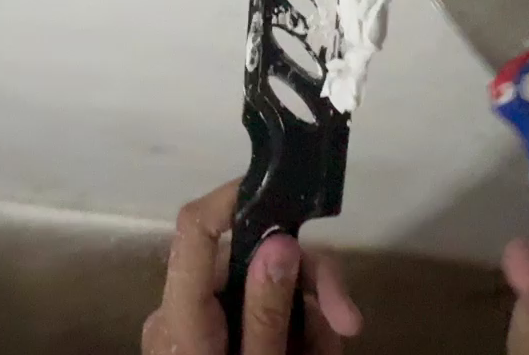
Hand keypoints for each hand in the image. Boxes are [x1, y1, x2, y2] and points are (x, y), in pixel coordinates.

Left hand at [143, 180, 364, 354]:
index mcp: (180, 318)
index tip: (287, 190)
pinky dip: (294, 333)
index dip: (234, 194)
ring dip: (306, 315)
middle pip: (247, 256)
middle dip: (304, 280)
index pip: (194, 228)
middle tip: (348, 319)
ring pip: (261, 284)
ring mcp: (196, 325)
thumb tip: (282, 241)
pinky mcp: (213, 339)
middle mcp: (181, 310)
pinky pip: (257, 314)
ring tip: (329, 352)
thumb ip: (268, 315)